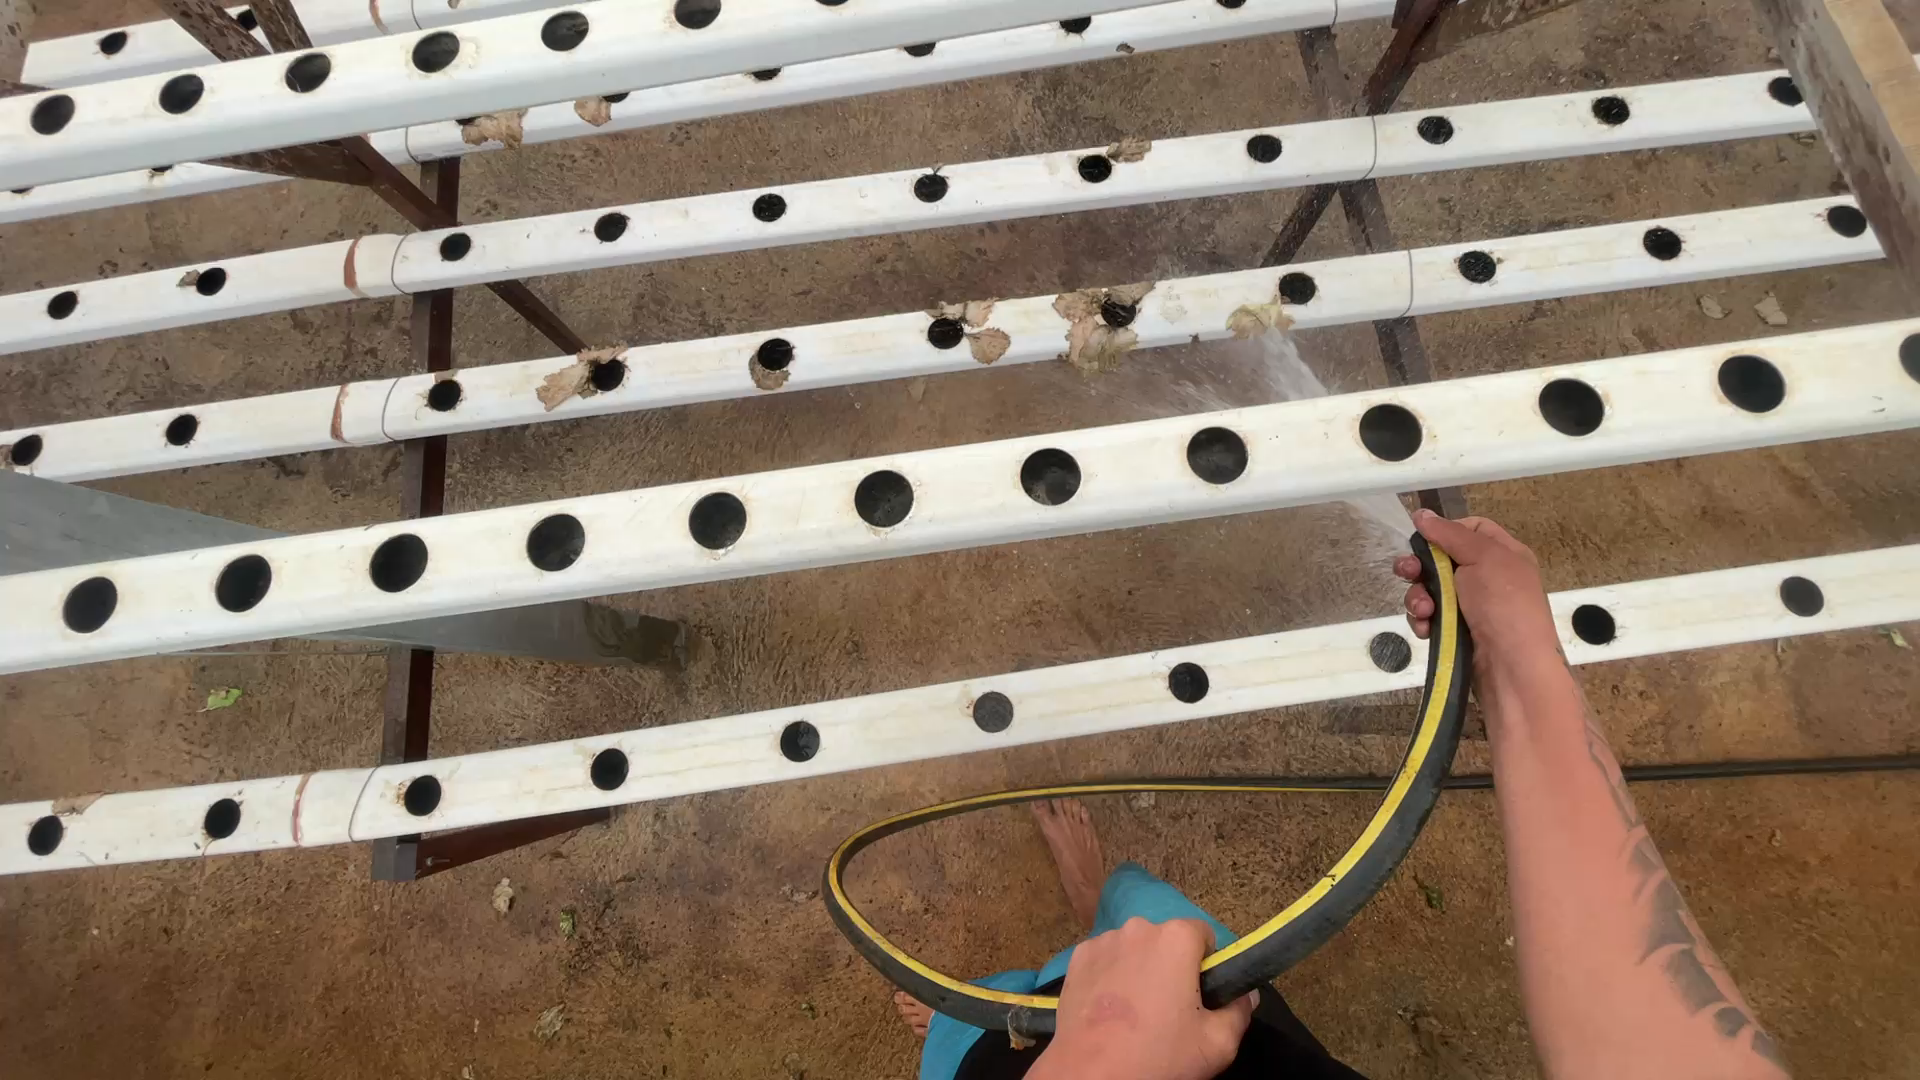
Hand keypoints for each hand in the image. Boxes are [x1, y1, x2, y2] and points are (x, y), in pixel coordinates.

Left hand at [1030, 917, 1255, 1079]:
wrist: (1092, 1073)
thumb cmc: (1160, 1055)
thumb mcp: (1218, 1044)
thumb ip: (1239, 1011)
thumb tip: (1245, 993)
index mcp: (1176, 939)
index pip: (1203, 934)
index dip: (1208, 963)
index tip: (1203, 994)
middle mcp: (1139, 927)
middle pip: (1167, 940)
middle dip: (1173, 966)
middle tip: (1172, 1009)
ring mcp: (1104, 939)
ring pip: (1134, 948)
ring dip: (1141, 967)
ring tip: (1138, 1012)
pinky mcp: (1078, 955)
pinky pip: (1106, 958)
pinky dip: (1112, 974)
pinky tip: (1111, 1008)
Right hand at [1392, 510, 1560, 668]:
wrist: (1511, 665)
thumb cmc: (1504, 605)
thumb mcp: (1483, 558)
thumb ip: (1450, 534)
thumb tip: (1421, 514)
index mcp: (1503, 554)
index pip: (1470, 529)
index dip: (1445, 532)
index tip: (1426, 541)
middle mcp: (1486, 576)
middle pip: (1439, 559)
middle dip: (1419, 568)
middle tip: (1408, 573)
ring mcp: (1470, 604)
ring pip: (1427, 588)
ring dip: (1418, 597)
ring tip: (1425, 610)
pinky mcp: (1454, 627)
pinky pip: (1428, 615)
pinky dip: (1423, 619)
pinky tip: (1427, 627)